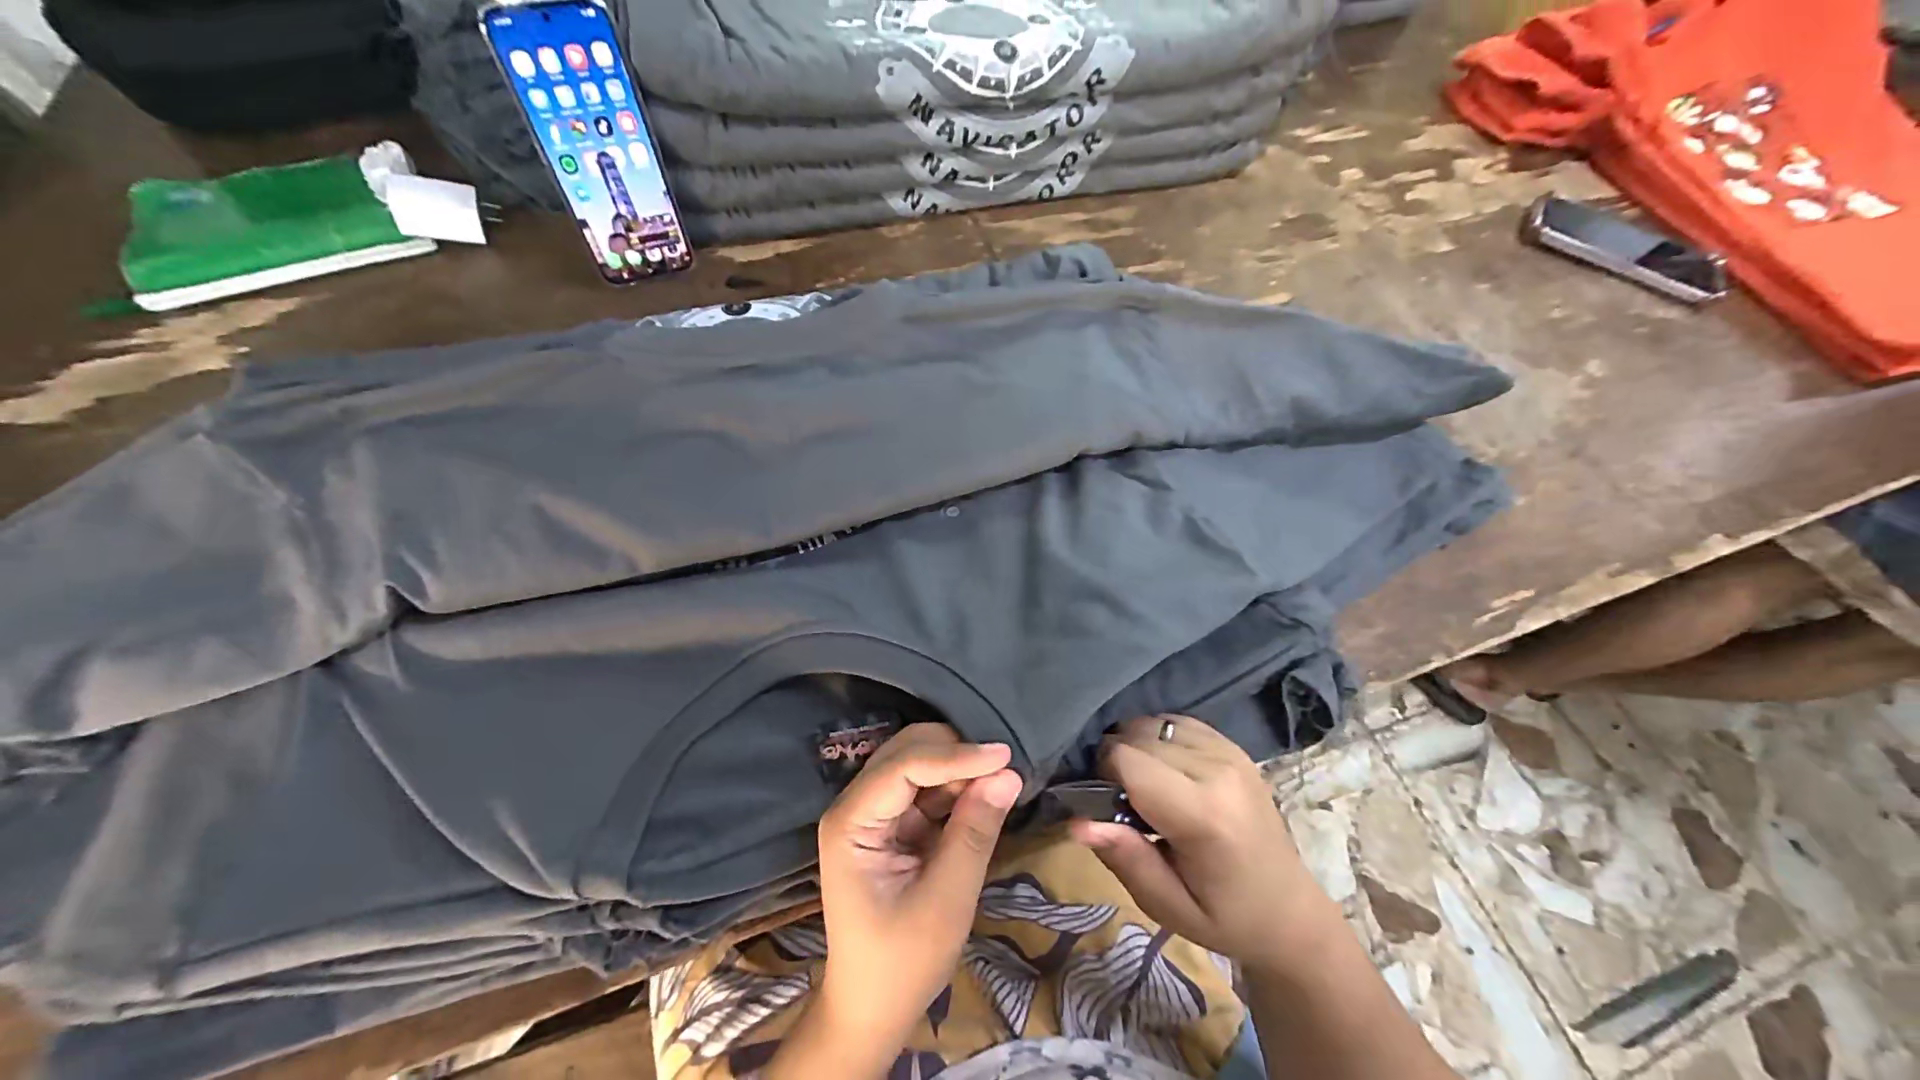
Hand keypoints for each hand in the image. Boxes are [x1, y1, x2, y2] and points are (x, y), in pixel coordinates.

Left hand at [813, 723, 1022, 1043]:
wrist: (872, 1008)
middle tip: (1005, 766)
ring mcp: (873, 813)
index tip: (1004, 755)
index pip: (902, 767)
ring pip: (919, 764)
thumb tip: (1008, 775)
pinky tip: (986, 791)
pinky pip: (927, 789)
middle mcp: (856, 806)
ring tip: (1002, 777)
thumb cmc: (902, 963)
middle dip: (955, 753)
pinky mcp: (893, 825)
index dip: (954, 756)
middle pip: (907, 753)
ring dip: (959, 767)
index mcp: (850, 823)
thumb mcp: (946, 902)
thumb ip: (974, 833)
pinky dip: (958, 787)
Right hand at [1069, 714, 1338, 968]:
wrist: (1289, 911)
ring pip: (1152, 722)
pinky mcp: (1233, 746)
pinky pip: (1176, 721)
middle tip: (1123, 802)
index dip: (1102, 775)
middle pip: (1136, 734)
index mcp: (1203, 814)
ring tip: (1144, 786)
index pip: (1127, 759)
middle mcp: (1218, 770)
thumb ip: (1125, 858)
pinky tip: (1164, 770)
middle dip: (1116, 760)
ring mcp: (1230, 752)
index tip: (1105, 805)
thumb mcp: (1168, 906)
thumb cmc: (1224, 917)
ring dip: (1136, 746)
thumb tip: (1076, 822)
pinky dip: (1158, 738)